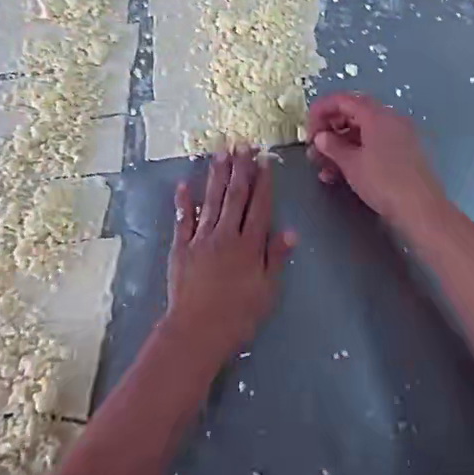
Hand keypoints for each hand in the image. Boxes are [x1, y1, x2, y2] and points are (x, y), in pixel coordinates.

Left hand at [158, 148, 294, 363]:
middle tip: (242, 144)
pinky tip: (184, 184)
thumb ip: (275, 258)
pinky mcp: (181, 246)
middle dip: (240, 169)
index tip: (264, 160)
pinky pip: (184, 218)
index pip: (259, 206)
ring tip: (221, 152)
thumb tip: (292, 231)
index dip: (263, 182)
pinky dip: (184, 201)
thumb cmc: (238, 316)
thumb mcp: (266, 291)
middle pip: (235, 196)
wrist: (197, 330)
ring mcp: (201, 238)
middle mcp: (226, 234)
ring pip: (212, 200)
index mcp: (249, 245)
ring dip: (217, 175)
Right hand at [306, 92, 446, 225]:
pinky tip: (341, 174)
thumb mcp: (351, 164)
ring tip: (323, 166)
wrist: (422, 211)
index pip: (342, 100)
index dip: (320, 111)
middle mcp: (390, 119)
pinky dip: (356, 154)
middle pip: (352, 114)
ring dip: (340, 146)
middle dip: (329, 130)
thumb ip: (332, 146)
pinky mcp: (404, 153)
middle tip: (313, 148)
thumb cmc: (383, 182)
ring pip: (362, 132)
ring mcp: (399, 136)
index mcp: (376, 115)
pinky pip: (374, 145)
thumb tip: (321, 137)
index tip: (307, 129)